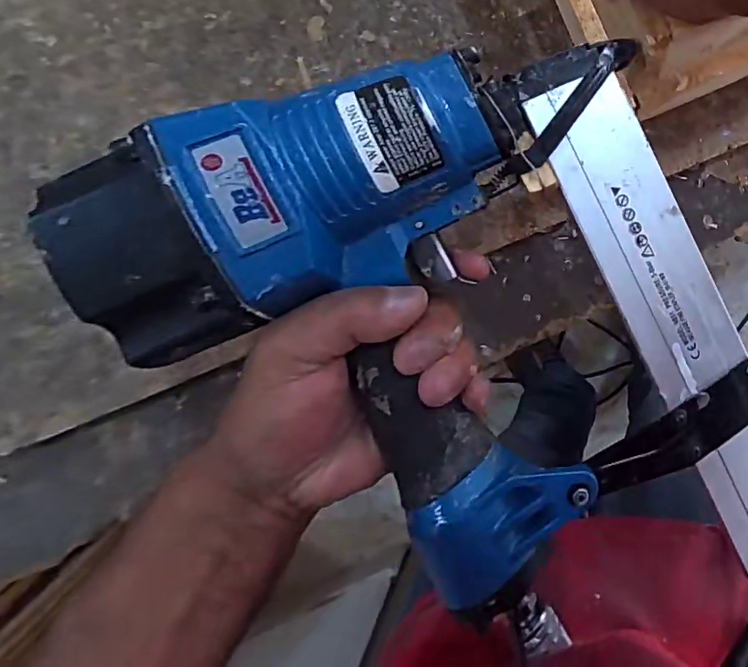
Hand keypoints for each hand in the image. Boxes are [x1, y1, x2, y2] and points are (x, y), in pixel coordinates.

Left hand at [198, 251, 492, 521]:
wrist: (275, 487)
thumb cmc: (271, 407)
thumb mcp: (290, 349)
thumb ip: (345, 315)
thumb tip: (416, 299)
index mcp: (362, 304)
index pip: (409, 268)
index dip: (445, 261)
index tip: (472, 268)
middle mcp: (396, 329)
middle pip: (444, 308)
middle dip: (438, 332)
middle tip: (408, 363)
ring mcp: (417, 367)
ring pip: (461, 345)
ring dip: (456, 365)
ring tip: (429, 395)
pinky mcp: (431, 406)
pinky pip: (470, 386)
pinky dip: (476, 390)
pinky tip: (467, 401)